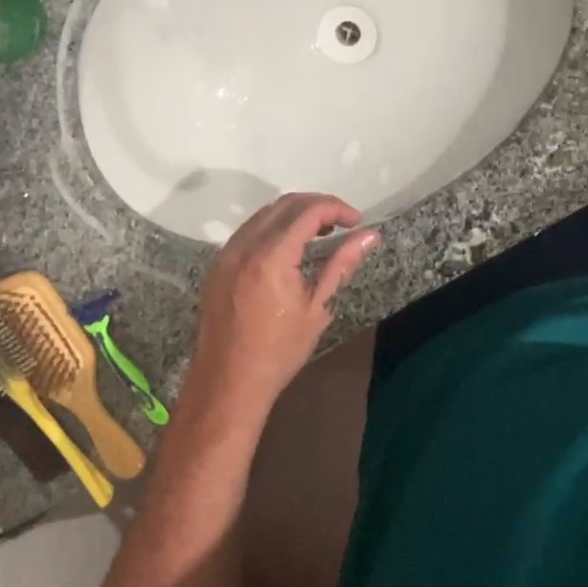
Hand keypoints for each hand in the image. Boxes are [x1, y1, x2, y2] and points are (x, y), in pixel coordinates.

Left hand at [190, 193, 380, 407]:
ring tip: (321, 232)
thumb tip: (370, 235)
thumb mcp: (318, 307)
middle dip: (318, 205)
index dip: (337, 208)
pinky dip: (274, 227)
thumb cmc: (279, 350)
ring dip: (295, 214)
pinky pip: (249, 230)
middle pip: (285, 204)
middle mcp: (245, 246)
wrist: (228, 382)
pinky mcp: (218, 265)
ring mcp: (226, 254)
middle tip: (342, 222)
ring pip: (264, 214)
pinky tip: (290, 246)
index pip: (308, 211)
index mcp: (272, 256)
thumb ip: (341, 264)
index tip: (357, 221)